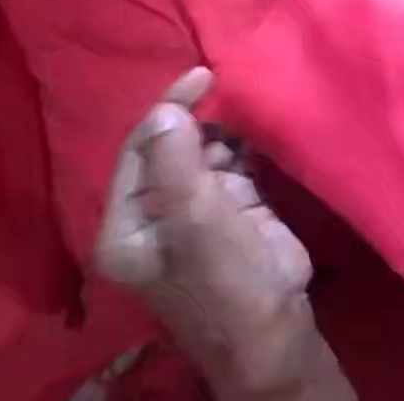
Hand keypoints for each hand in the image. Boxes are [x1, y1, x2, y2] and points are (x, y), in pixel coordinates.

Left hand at [95, 68, 319, 392]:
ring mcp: (195, 208)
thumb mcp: (196, 221)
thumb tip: (165, 110)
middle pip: (170, 145)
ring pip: (202, 149)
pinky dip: (242, 144)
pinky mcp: (231, 205)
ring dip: (222, 130)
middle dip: (198, 118)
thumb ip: (176, 163)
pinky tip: (256, 133)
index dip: (167, 108)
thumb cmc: (225, 280)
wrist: (276, 327)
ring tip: (246, 118)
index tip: (202, 76)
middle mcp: (155, 211)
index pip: (139, 148)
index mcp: (127, 223)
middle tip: (229, 93)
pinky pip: (230, 161)